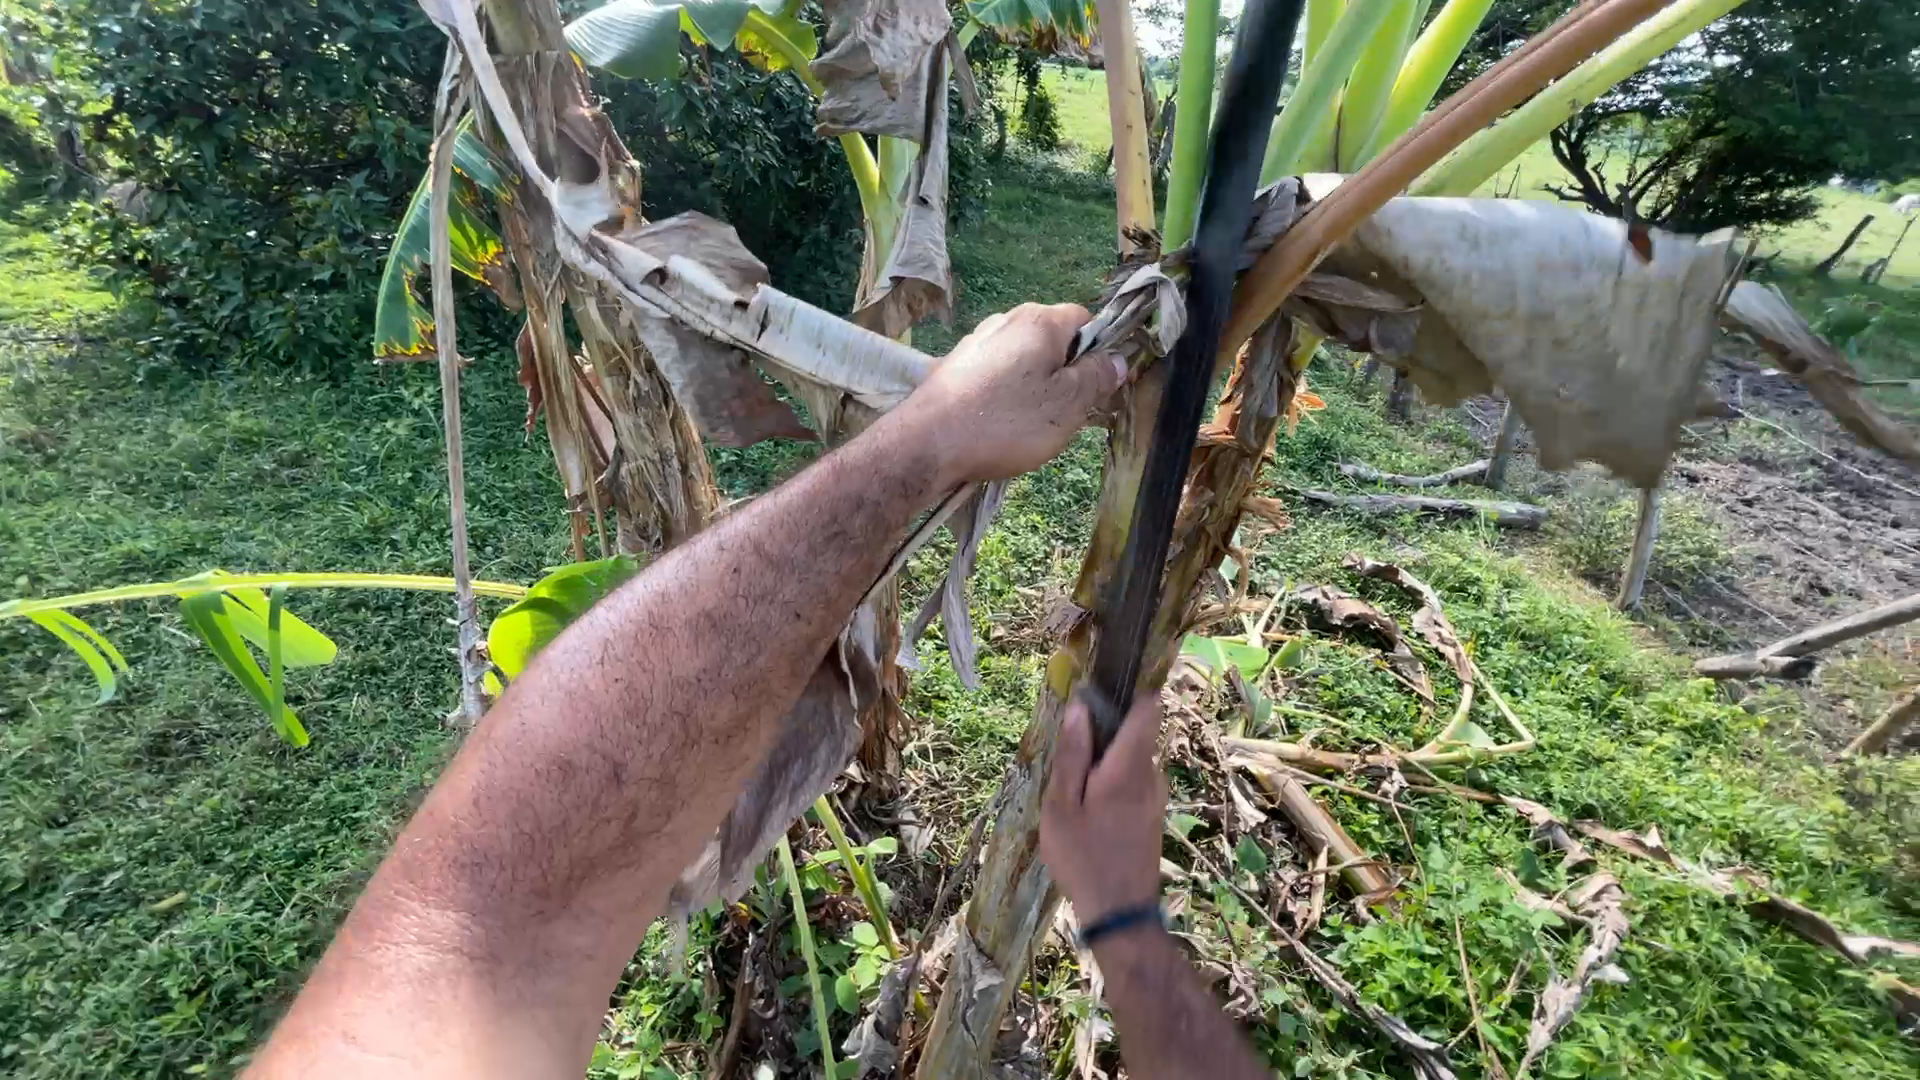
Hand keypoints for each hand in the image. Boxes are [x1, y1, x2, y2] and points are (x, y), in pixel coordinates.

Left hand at [897, 303, 1125, 484]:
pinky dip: (1001, 396)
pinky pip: (993, 377)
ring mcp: (975, 343)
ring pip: (1021, 361)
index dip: (1097, 352)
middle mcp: (1005, 320)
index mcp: (1040, 320)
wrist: (927, 444)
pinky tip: (994, 425)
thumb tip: (1117, 359)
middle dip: (1062, 374)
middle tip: (1061, 415)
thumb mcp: (1067, 405)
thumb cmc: (1006, 423)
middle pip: (1051, 341)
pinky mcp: (952, 368)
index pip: (1085, 320)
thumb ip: (1097, 378)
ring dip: (1031, 388)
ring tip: (1024, 426)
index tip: (1095, 389)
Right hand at [1040, 695, 1166, 926]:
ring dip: (1106, 756)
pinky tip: (1088, 803)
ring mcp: (1156, 795)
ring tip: (1073, 781)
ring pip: (1133, 755)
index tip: (1102, 687)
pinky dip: (1113, 776)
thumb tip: (1080, 707)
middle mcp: (1151, 775)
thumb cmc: (1083, 856)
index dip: (1131, 690)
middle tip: (1069, 747)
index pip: (1148, 709)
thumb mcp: (1062, 804)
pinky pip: (1134, 776)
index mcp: (1129, 767)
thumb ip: (1072, 754)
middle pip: (1136, 730)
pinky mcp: (1153, 812)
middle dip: (1106, 728)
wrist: (1120, 915)